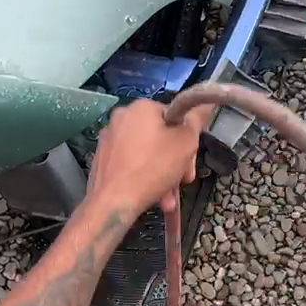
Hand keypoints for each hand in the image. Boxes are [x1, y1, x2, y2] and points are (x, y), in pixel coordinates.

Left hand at [85, 99, 204, 219]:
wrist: (113, 202)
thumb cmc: (153, 168)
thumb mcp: (185, 144)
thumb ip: (195, 122)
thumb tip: (204, 104)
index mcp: (140, 107)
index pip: (173, 117)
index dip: (187, 139)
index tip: (190, 161)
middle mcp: (121, 118)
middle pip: (159, 137)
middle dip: (175, 161)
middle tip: (182, 180)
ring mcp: (108, 139)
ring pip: (145, 154)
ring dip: (162, 174)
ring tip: (168, 198)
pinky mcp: (101, 159)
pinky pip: (130, 164)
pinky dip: (143, 177)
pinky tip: (153, 196)